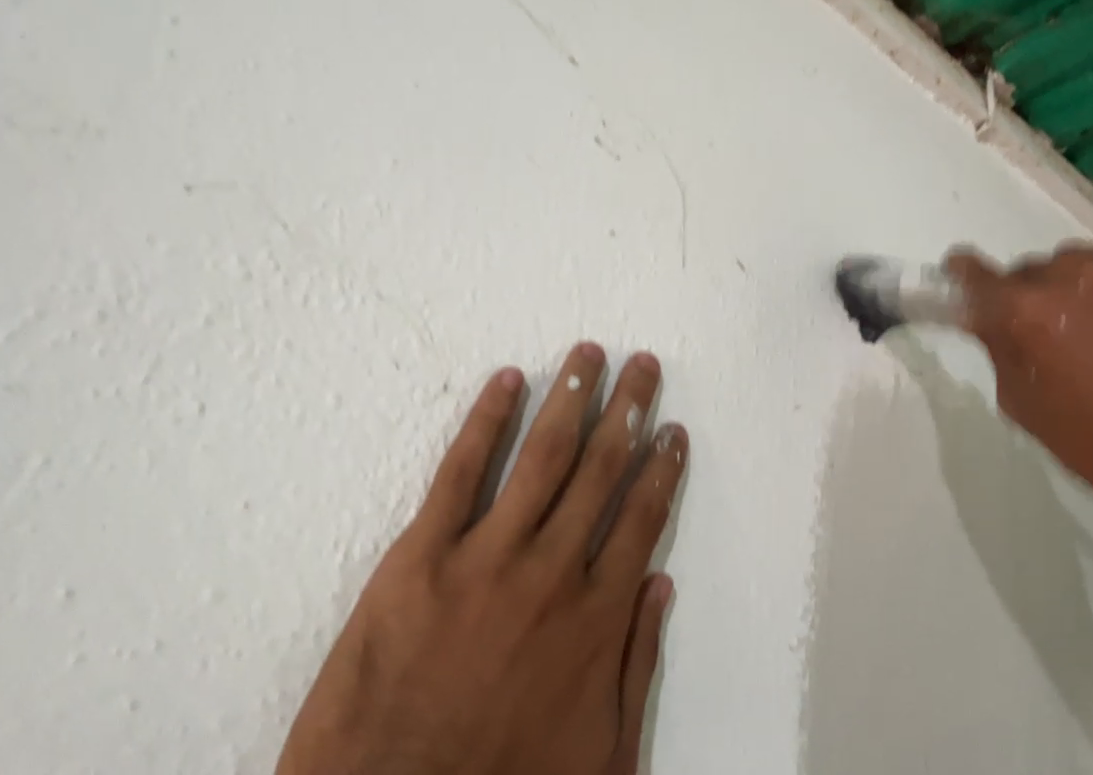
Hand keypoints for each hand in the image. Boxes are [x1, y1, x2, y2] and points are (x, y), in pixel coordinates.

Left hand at [277, 344, 687, 774]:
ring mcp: (484, 558)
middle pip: (598, 471)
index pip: (640, 518)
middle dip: (626, 411)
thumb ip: (635, 662)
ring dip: (570, 398)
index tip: (672, 429)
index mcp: (594, 617)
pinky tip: (506, 382)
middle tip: (643, 366)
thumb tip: (661, 584)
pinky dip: (486, 420)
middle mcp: (550, 573)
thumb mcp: (601, 750)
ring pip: (541, 458)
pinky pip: (459, 471)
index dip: (660, 468)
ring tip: (588, 356)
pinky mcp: (420, 557)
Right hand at [945, 244, 1092, 527]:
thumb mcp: (1023, 403)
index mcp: (1029, 310)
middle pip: (1034, 270)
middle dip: (1032, 296)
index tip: (962, 279)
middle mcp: (1075, 276)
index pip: (977, 273)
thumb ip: (998, 348)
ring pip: (1084, 266)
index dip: (965, 275)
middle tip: (1047, 333)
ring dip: (1079, 291)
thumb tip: (984, 318)